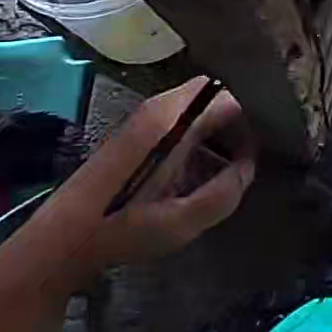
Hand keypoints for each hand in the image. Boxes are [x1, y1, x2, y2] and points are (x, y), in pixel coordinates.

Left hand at [1, 77, 256, 297]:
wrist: (62, 237)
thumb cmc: (121, 229)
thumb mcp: (179, 223)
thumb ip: (222, 195)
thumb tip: (246, 169)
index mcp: (172, 120)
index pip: (228, 97)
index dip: (254, 119)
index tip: (270, 145)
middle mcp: (160, 107)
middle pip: (214, 94)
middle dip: (239, 121)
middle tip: (252, 156)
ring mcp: (146, 116)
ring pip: (199, 105)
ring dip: (221, 128)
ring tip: (233, 166)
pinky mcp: (137, 129)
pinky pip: (182, 118)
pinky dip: (202, 135)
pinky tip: (202, 171)